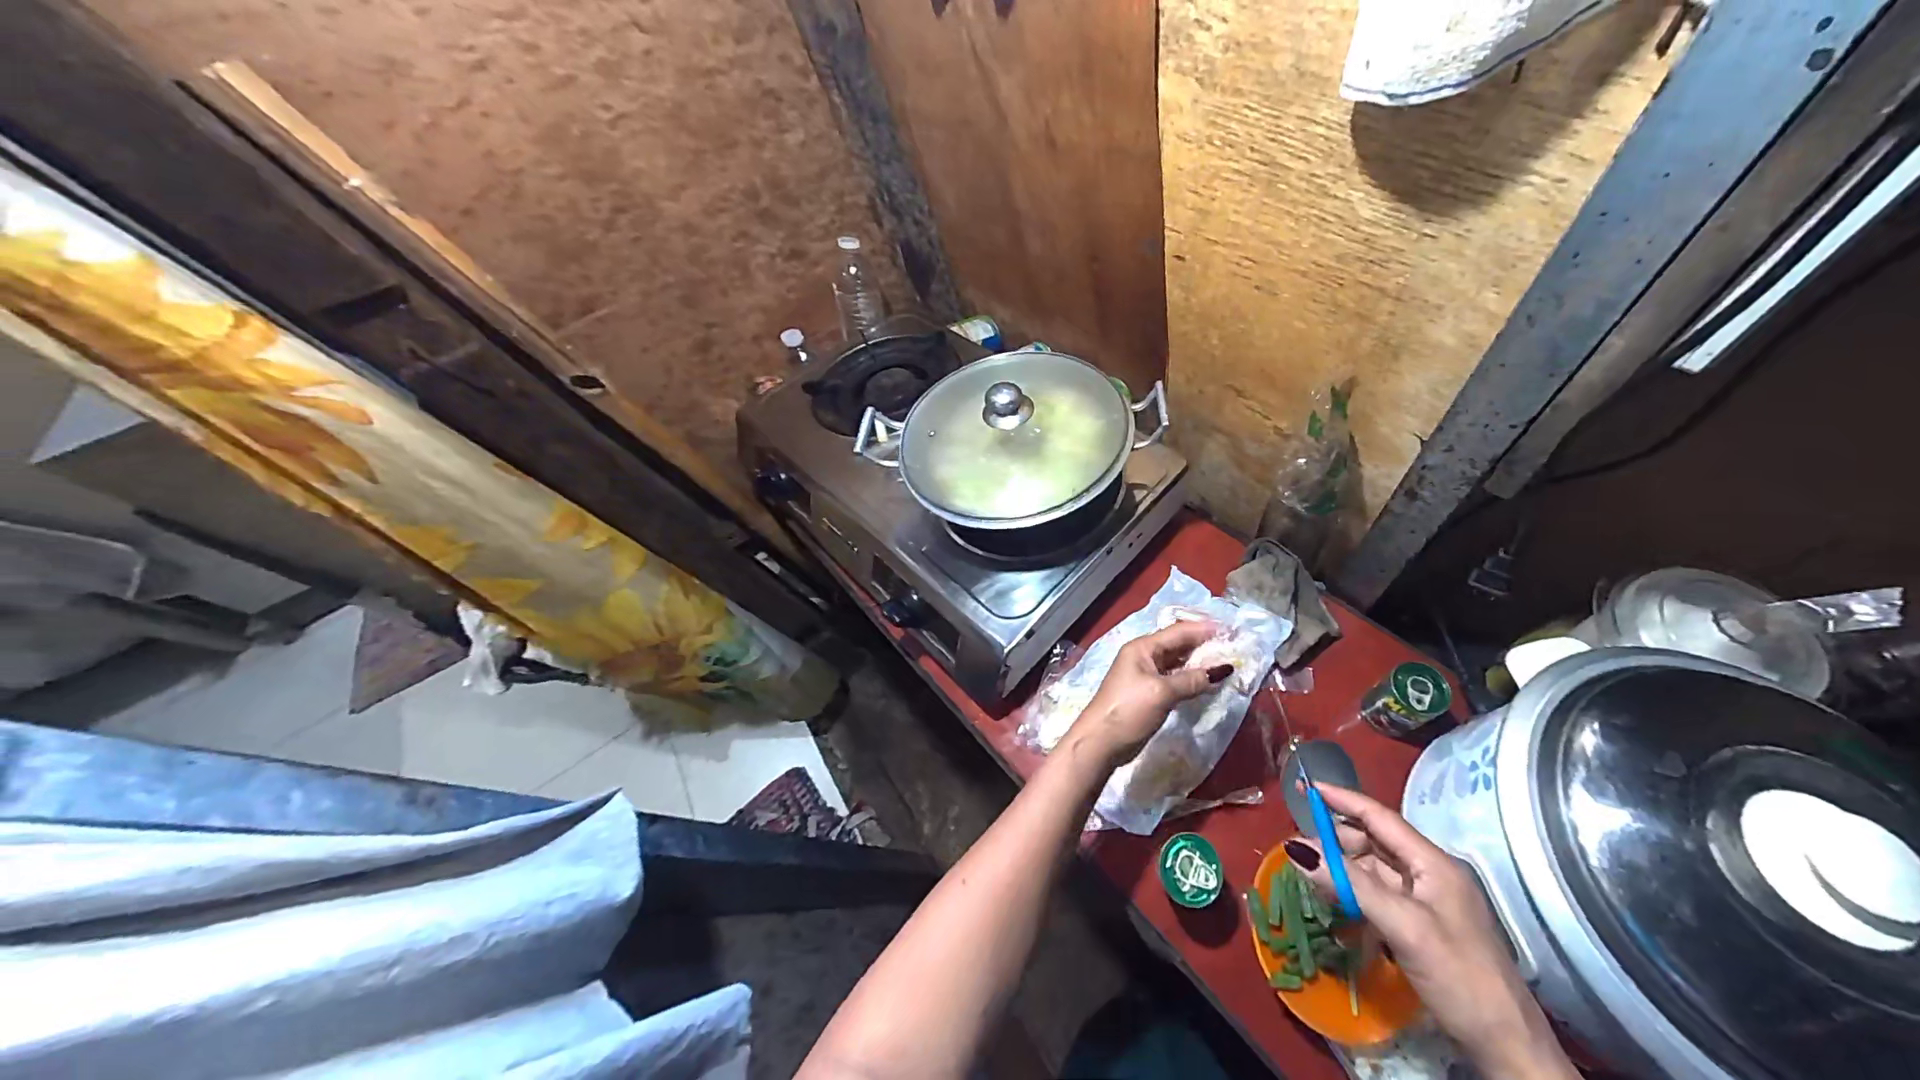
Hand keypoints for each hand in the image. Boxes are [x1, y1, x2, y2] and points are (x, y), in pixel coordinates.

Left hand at [1060, 620, 1228, 770]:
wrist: (1101, 742)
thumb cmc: (1128, 711)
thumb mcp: (1162, 692)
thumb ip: (1191, 680)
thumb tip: (1221, 671)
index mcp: (1142, 648)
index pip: (1179, 631)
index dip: (1205, 629)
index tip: (1232, 630)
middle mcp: (1144, 657)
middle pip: (1179, 644)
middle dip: (1205, 644)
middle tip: (1235, 646)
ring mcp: (1145, 675)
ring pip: (1178, 662)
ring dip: (1200, 662)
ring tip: (1228, 662)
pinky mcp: (1149, 693)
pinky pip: (1175, 679)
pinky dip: (1192, 678)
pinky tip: (1208, 682)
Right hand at [1286, 785, 1577, 1079]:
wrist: (1506, 1045)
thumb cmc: (1460, 977)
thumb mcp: (1403, 926)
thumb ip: (1351, 884)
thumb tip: (1297, 849)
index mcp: (1434, 864)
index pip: (1380, 818)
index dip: (1342, 799)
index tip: (1306, 787)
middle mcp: (1430, 874)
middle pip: (1373, 841)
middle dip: (1335, 839)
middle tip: (1298, 848)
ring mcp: (1426, 900)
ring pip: (1372, 868)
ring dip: (1340, 866)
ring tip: (1310, 874)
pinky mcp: (1420, 924)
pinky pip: (1377, 893)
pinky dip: (1351, 890)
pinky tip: (1333, 897)